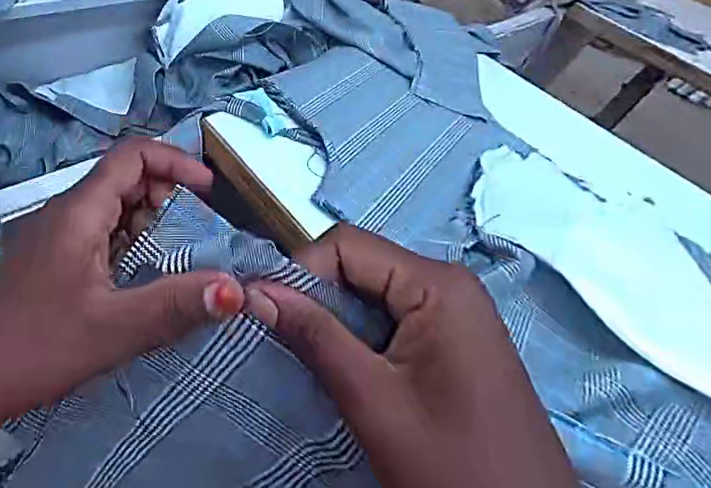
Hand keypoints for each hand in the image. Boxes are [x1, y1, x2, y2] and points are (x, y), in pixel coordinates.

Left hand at [0, 139, 246, 419]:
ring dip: (152, 222)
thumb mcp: (114, 328)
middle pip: (125, 176)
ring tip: (183, 258)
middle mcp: (68, 209)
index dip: (175, 161)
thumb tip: (237, 288)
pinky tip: (146, 279)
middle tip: (202, 234)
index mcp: (81, 209)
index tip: (210, 192)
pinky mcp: (54, 255)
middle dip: (169, 194)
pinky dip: (131, 243)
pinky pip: (101, 232)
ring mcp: (58, 231)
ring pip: (114, 206)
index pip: (132, 154)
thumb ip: (175, 304)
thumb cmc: (37, 343)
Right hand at [244, 224, 576, 487]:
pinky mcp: (454, 340)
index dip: (302, 272)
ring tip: (322, 363)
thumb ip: (313, 335)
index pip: (344, 245)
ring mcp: (455, 313)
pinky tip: (353, 373)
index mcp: (439, 285)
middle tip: (295, 344)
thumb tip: (252, 289)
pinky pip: (388, 316)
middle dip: (318, 299)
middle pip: (355, 264)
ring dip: (336, 322)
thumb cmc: (457, 471)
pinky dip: (359, 337)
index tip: (274, 315)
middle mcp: (449, 285)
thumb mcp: (375, 402)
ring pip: (367, 292)